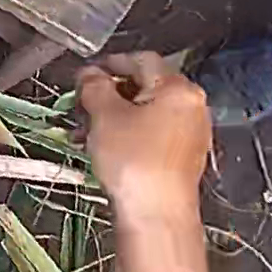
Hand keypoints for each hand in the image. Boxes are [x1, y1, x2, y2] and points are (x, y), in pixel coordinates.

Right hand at [77, 52, 209, 217]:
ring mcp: (190, 131)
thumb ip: (94, 87)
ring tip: (84, 131)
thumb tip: (89, 73)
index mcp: (177, 89)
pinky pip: (150, 131)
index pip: (141, 60)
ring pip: (144, 111)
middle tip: (79, 105)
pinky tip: (102, 146)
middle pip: (143, 86)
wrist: (156, 211)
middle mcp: (191, 105)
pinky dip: (126, 132)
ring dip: (112, 116)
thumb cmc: (132, 159)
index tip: (84, 75)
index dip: (109, 63)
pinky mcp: (182, 154)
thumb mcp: (104, 116)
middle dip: (107, 94)